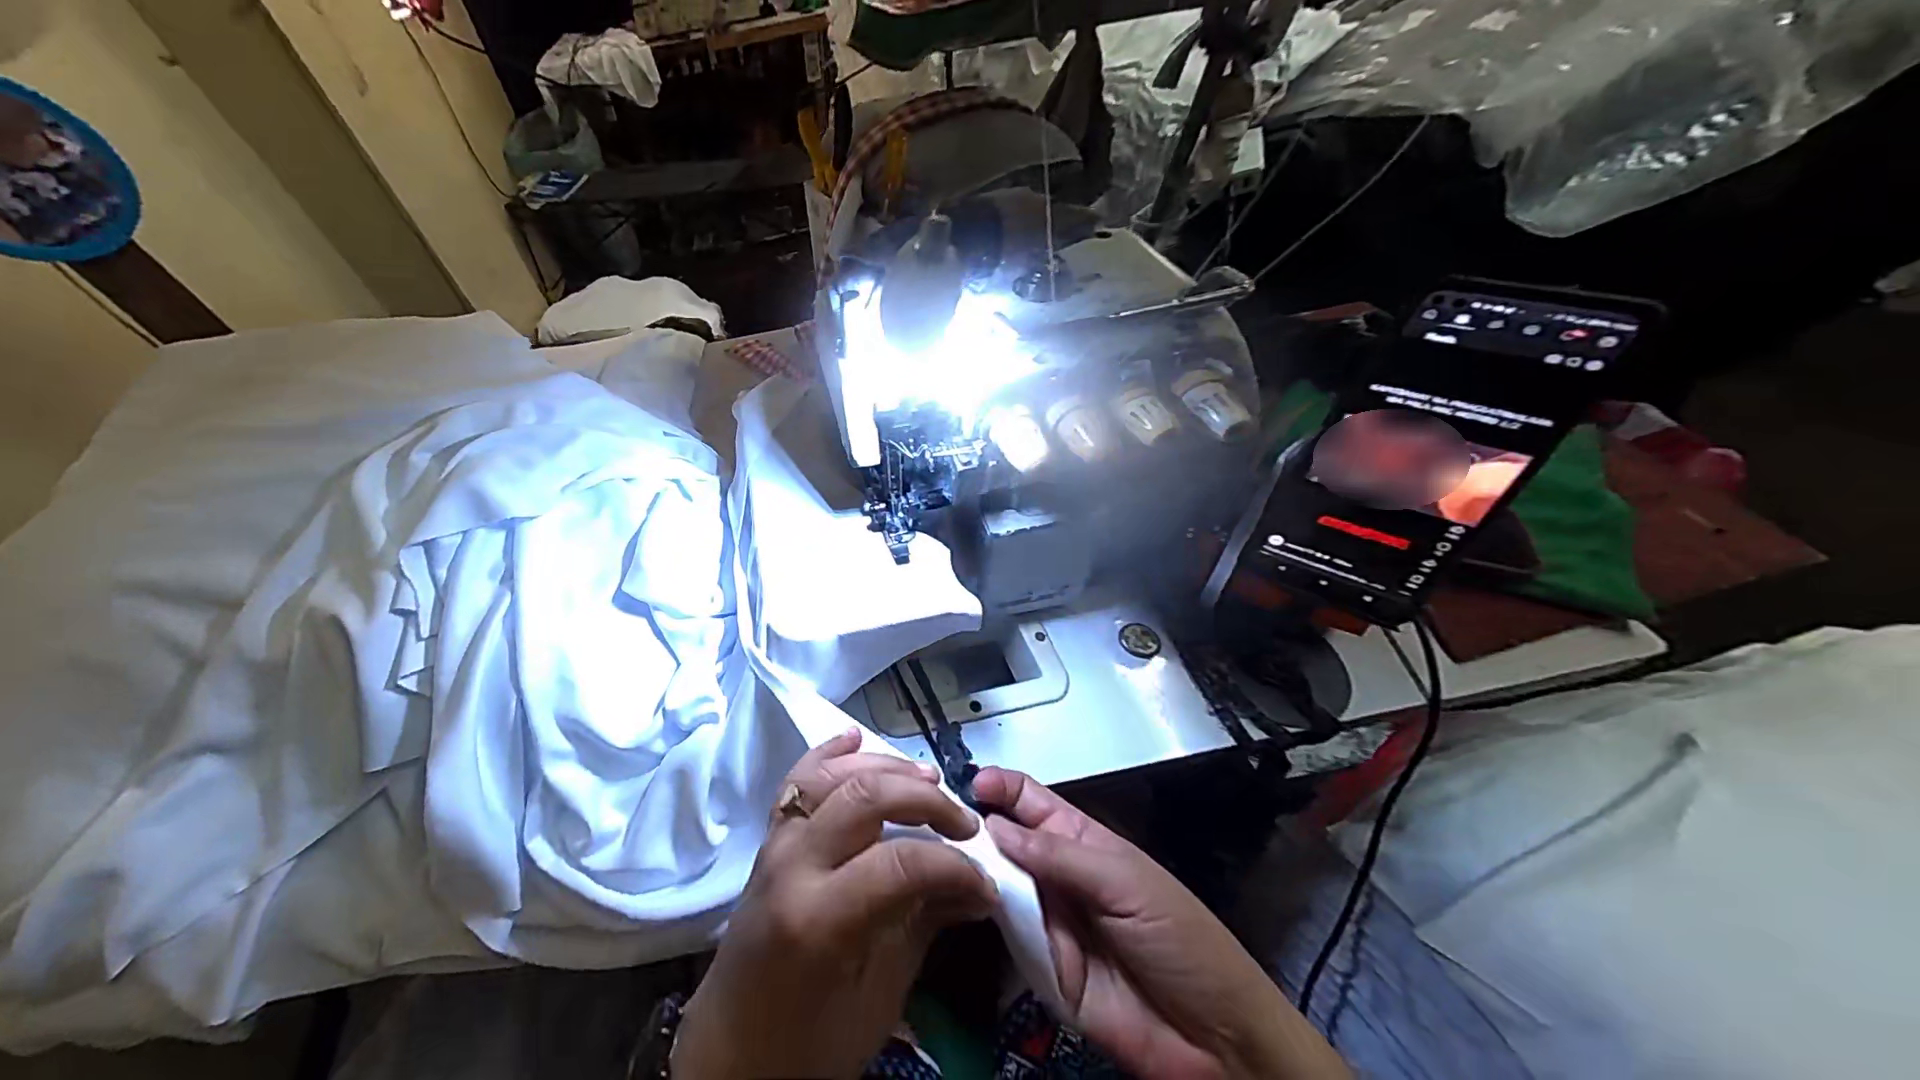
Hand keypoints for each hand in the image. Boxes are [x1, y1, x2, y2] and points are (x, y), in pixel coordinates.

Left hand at [672, 730, 997, 1078]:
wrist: (726, 1055)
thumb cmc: (803, 1045)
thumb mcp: (876, 1000)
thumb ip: (923, 927)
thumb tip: (977, 888)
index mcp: (818, 919)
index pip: (899, 863)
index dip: (953, 866)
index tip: (985, 885)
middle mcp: (792, 866)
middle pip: (866, 797)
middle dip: (926, 801)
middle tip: (964, 824)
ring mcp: (775, 847)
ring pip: (832, 776)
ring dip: (886, 767)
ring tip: (929, 779)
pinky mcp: (769, 842)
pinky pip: (796, 782)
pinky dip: (828, 753)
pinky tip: (856, 738)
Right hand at [973, 767, 1348, 1079]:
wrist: (1212, 1038)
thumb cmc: (1181, 938)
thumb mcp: (1125, 883)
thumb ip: (1059, 857)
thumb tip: (995, 825)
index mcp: (1083, 841)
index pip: (1033, 801)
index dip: (1002, 788)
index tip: (969, 784)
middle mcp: (1058, 874)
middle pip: (1006, 840)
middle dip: (975, 828)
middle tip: (938, 824)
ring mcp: (1047, 920)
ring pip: (997, 883)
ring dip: (971, 870)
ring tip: (937, 856)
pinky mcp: (1039, 965)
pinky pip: (1003, 934)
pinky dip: (980, 917)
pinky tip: (955, 901)